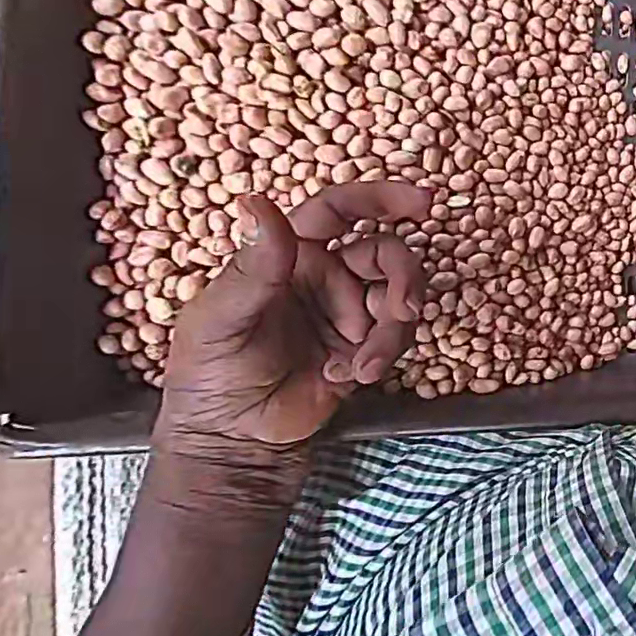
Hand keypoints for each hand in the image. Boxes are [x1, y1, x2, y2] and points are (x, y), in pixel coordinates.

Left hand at [153, 183, 430, 507]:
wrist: (234, 437)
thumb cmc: (211, 371)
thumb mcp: (220, 318)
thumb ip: (253, 266)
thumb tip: (257, 201)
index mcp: (293, 253)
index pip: (341, 210)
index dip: (382, 198)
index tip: (424, 200)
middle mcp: (329, 275)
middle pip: (387, 253)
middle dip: (404, 277)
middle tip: (405, 308)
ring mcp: (352, 311)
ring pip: (399, 297)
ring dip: (393, 328)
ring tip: (364, 363)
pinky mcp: (367, 346)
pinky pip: (395, 337)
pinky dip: (382, 354)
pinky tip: (352, 375)